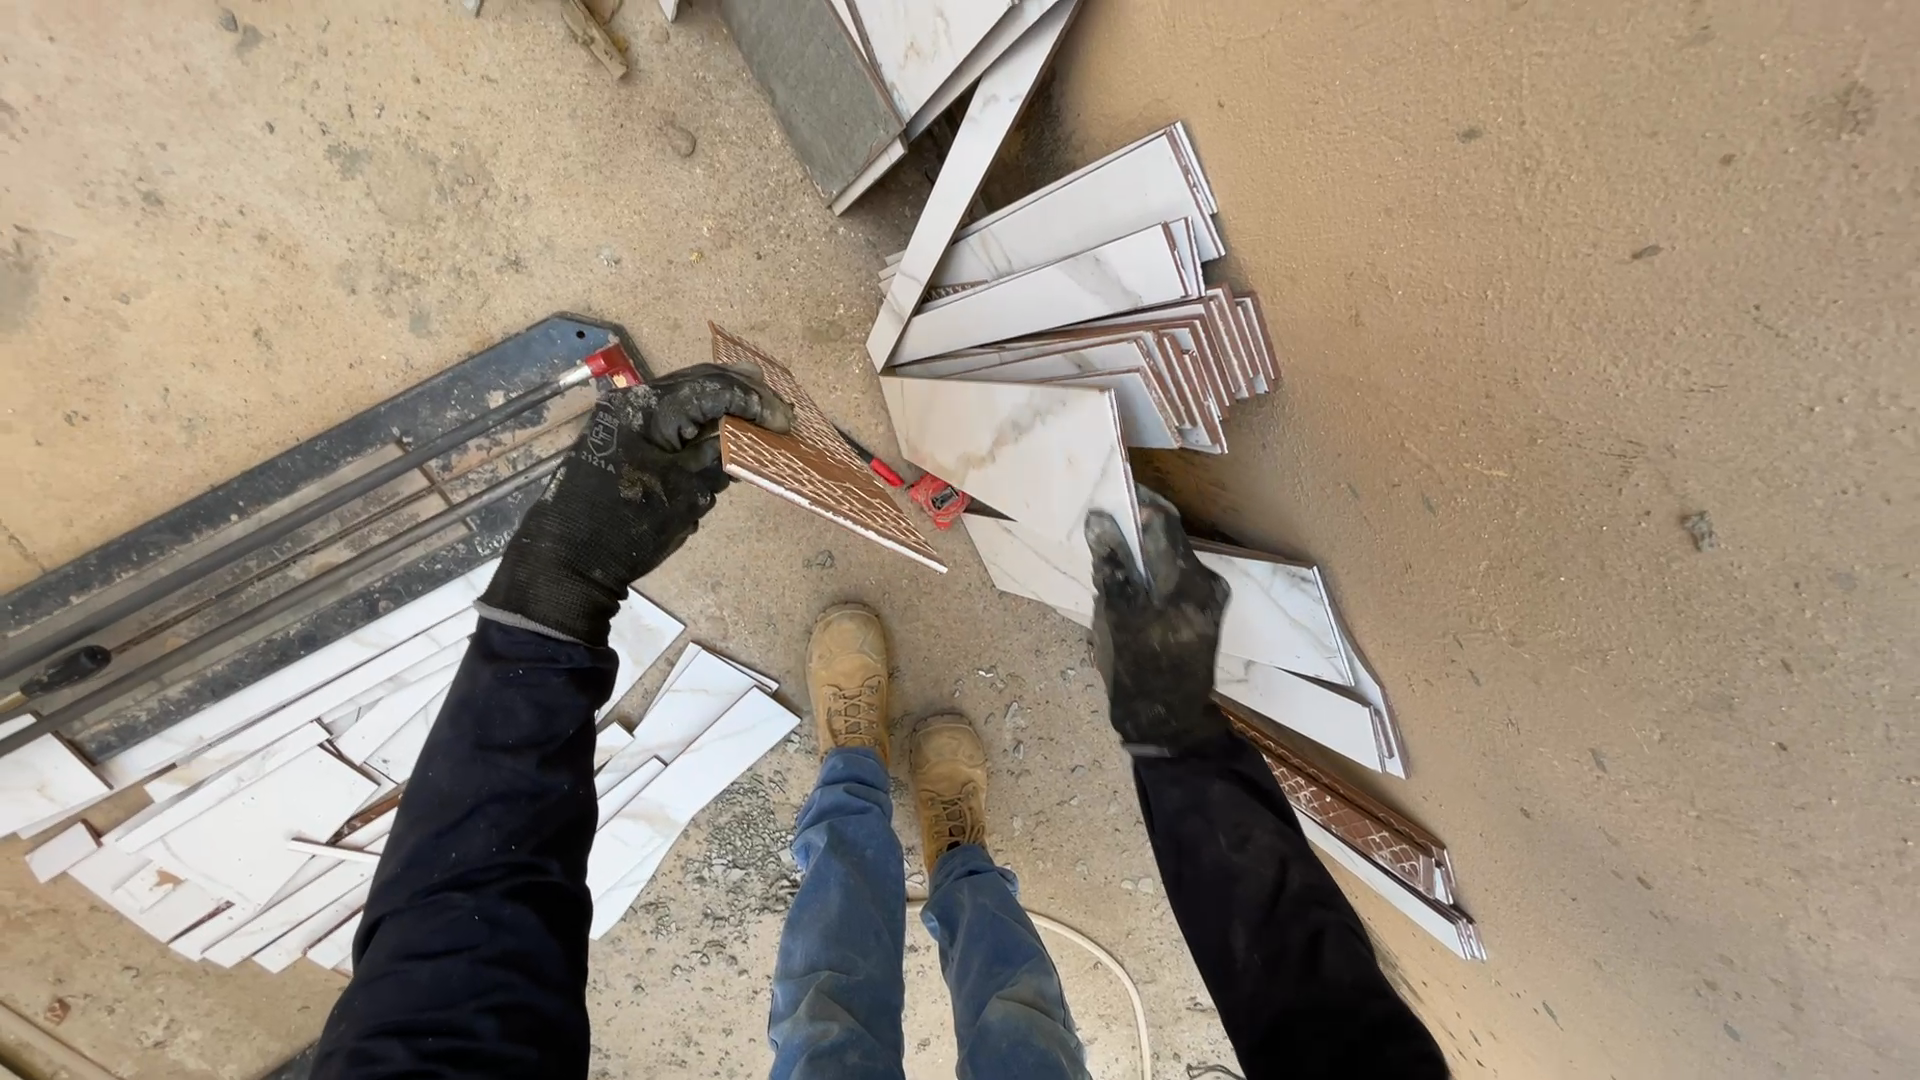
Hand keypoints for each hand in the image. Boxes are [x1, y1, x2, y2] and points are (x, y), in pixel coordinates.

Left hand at [478, 364, 793, 644]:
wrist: (567, 562)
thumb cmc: (628, 526)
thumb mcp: (687, 493)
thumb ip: (720, 458)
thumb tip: (748, 441)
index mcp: (648, 408)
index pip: (715, 388)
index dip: (756, 403)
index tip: (786, 424)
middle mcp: (634, 402)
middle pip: (701, 381)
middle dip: (744, 394)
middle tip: (780, 411)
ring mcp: (626, 419)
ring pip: (687, 397)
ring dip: (726, 405)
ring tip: (762, 416)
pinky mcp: (625, 439)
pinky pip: (673, 418)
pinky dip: (705, 422)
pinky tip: (727, 433)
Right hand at [1084, 485, 1230, 753]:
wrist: (1165, 722)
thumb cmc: (1137, 669)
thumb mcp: (1115, 615)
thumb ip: (1110, 564)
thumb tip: (1099, 517)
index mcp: (1188, 581)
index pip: (1163, 519)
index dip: (1135, 500)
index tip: (1105, 494)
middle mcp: (1207, 583)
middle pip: (1164, 538)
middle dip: (1130, 534)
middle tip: (1097, 540)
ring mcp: (1208, 599)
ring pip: (1165, 559)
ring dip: (1136, 557)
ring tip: (1107, 576)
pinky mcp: (1202, 612)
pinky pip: (1170, 578)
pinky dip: (1147, 577)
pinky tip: (1125, 595)